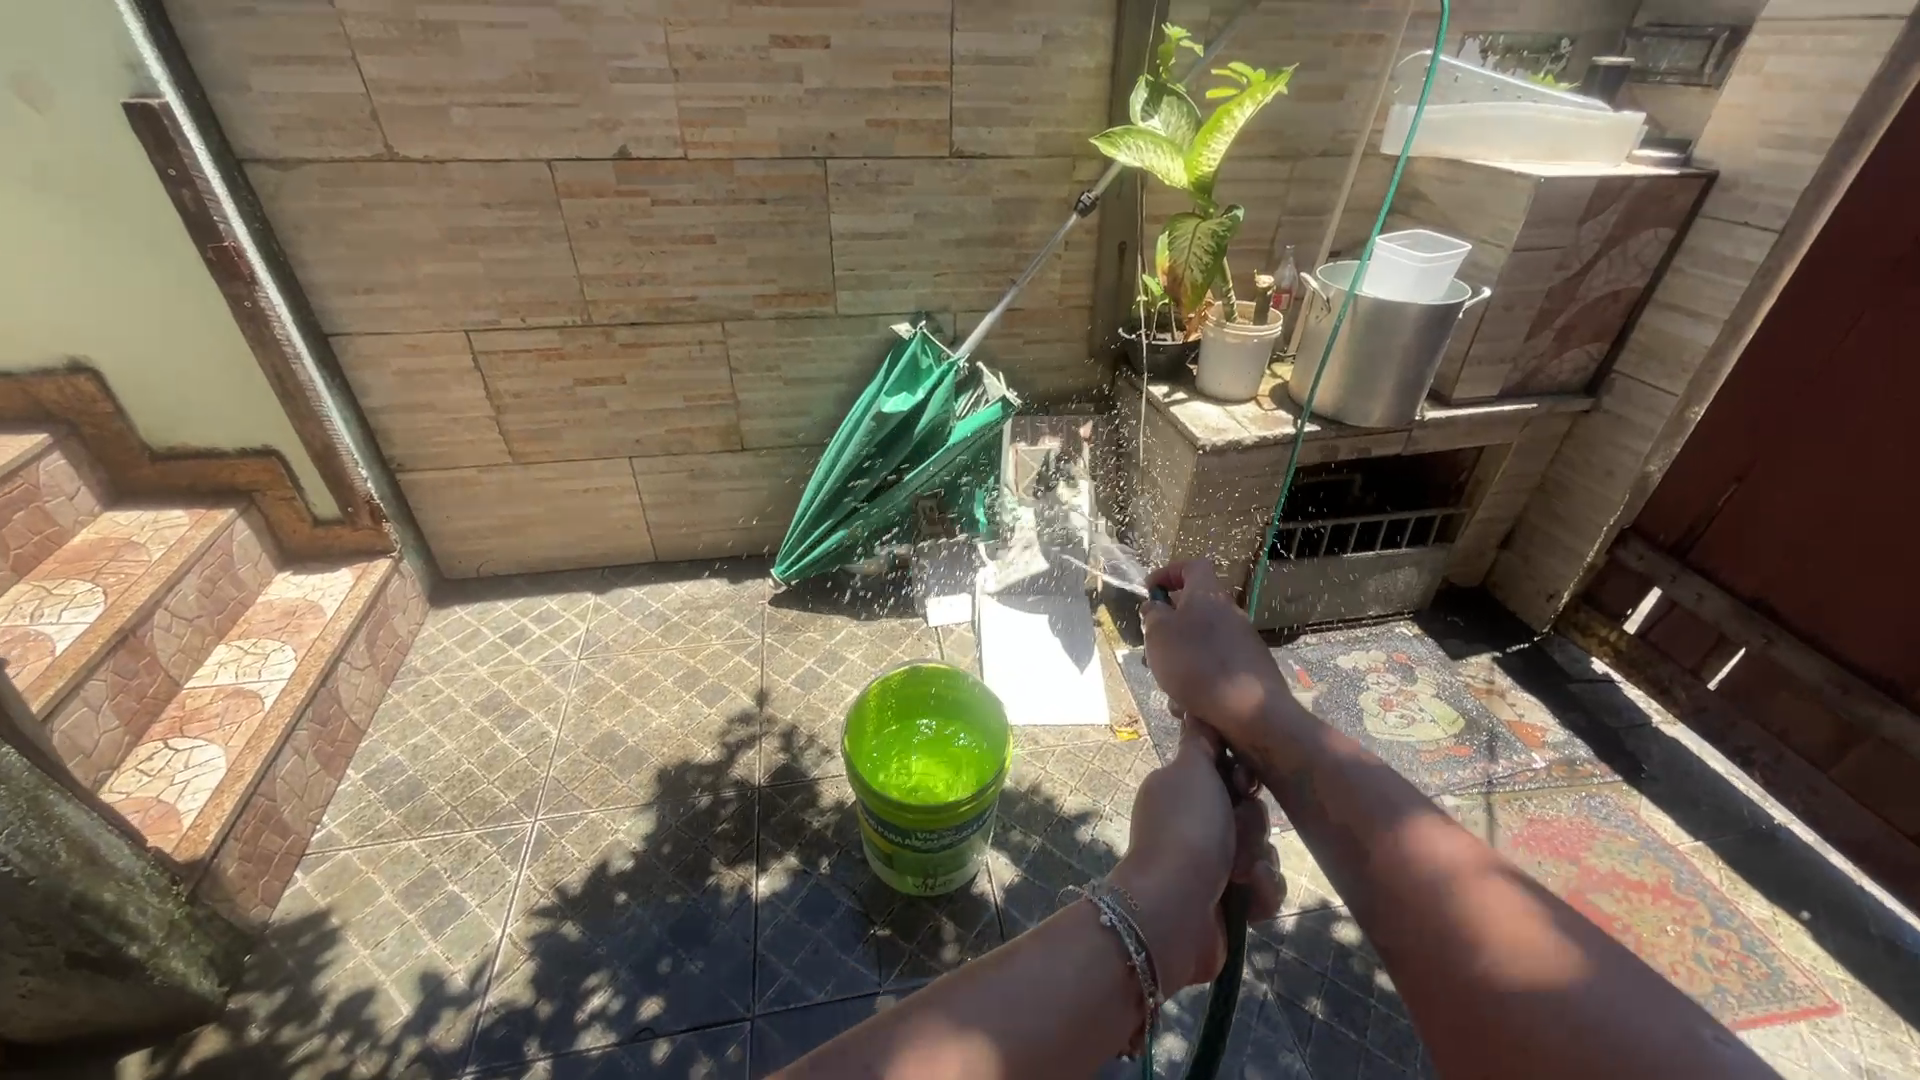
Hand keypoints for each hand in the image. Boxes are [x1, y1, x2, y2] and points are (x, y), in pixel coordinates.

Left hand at [1108, 718, 1283, 990]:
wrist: (1175, 909)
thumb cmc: (1186, 831)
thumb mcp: (1190, 771)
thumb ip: (1200, 743)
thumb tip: (1196, 710)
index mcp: (1182, 791)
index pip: (1230, 772)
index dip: (1244, 778)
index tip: (1243, 785)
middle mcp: (1196, 825)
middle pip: (1252, 813)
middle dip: (1252, 826)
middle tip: (1231, 835)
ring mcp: (1213, 865)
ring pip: (1264, 851)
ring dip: (1258, 862)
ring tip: (1238, 875)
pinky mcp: (1231, 902)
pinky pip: (1266, 887)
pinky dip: (1260, 893)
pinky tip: (1246, 899)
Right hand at [1141, 559, 1291, 742]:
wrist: (1250, 709)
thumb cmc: (1196, 663)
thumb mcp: (1158, 635)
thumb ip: (1153, 616)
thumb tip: (1156, 607)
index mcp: (1207, 595)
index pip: (1193, 566)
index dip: (1169, 572)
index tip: (1151, 590)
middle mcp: (1229, 612)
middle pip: (1195, 606)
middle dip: (1170, 624)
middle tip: (1152, 643)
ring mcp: (1243, 640)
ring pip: (1202, 639)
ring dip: (1181, 653)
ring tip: (1165, 678)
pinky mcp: (1249, 667)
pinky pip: (1215, 662)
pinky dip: (1198, 673)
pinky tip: (1188, 698)